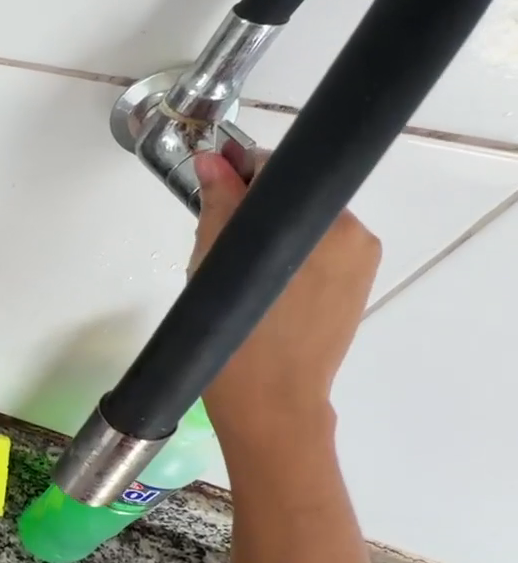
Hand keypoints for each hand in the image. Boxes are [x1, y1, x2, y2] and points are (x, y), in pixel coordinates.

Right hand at [189, 152, 379, 442]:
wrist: (269, 401)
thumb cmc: (237, 336)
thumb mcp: (214, 264)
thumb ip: (220, 206)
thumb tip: (212, 161)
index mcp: (333, 225)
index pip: (282, 175)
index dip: (239, 175)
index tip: (205, 185)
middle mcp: (357, 237)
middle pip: (289, 206)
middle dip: (245, 216)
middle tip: (206, 246)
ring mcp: (358, 267)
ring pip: (295, 234)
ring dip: (259, 243)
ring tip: (224, 278)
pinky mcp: (348, 293)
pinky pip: (307, 260)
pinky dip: (275, 266)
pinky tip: (250, 294)